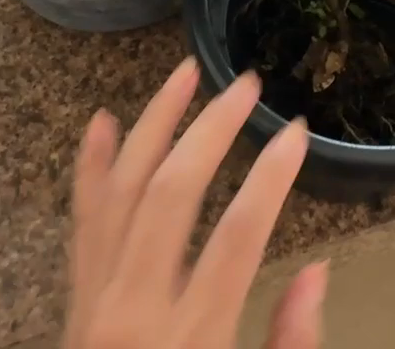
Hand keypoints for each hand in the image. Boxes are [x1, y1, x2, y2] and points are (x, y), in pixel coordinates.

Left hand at [64, 58, 327, 348]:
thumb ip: (289, 347)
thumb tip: (319, 272)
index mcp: (191, 339)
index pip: (238, 239)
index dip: (271, 178)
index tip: (297, 131)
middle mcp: (133, 310)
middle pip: (172, 194)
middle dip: (211, 129)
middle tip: (246, 84)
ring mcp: (94, 300)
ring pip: (121, 190)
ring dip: (153, 124)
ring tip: (183, 72)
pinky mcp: (74, 299)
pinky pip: (81, 221)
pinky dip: (90, 168)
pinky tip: (103, 120)